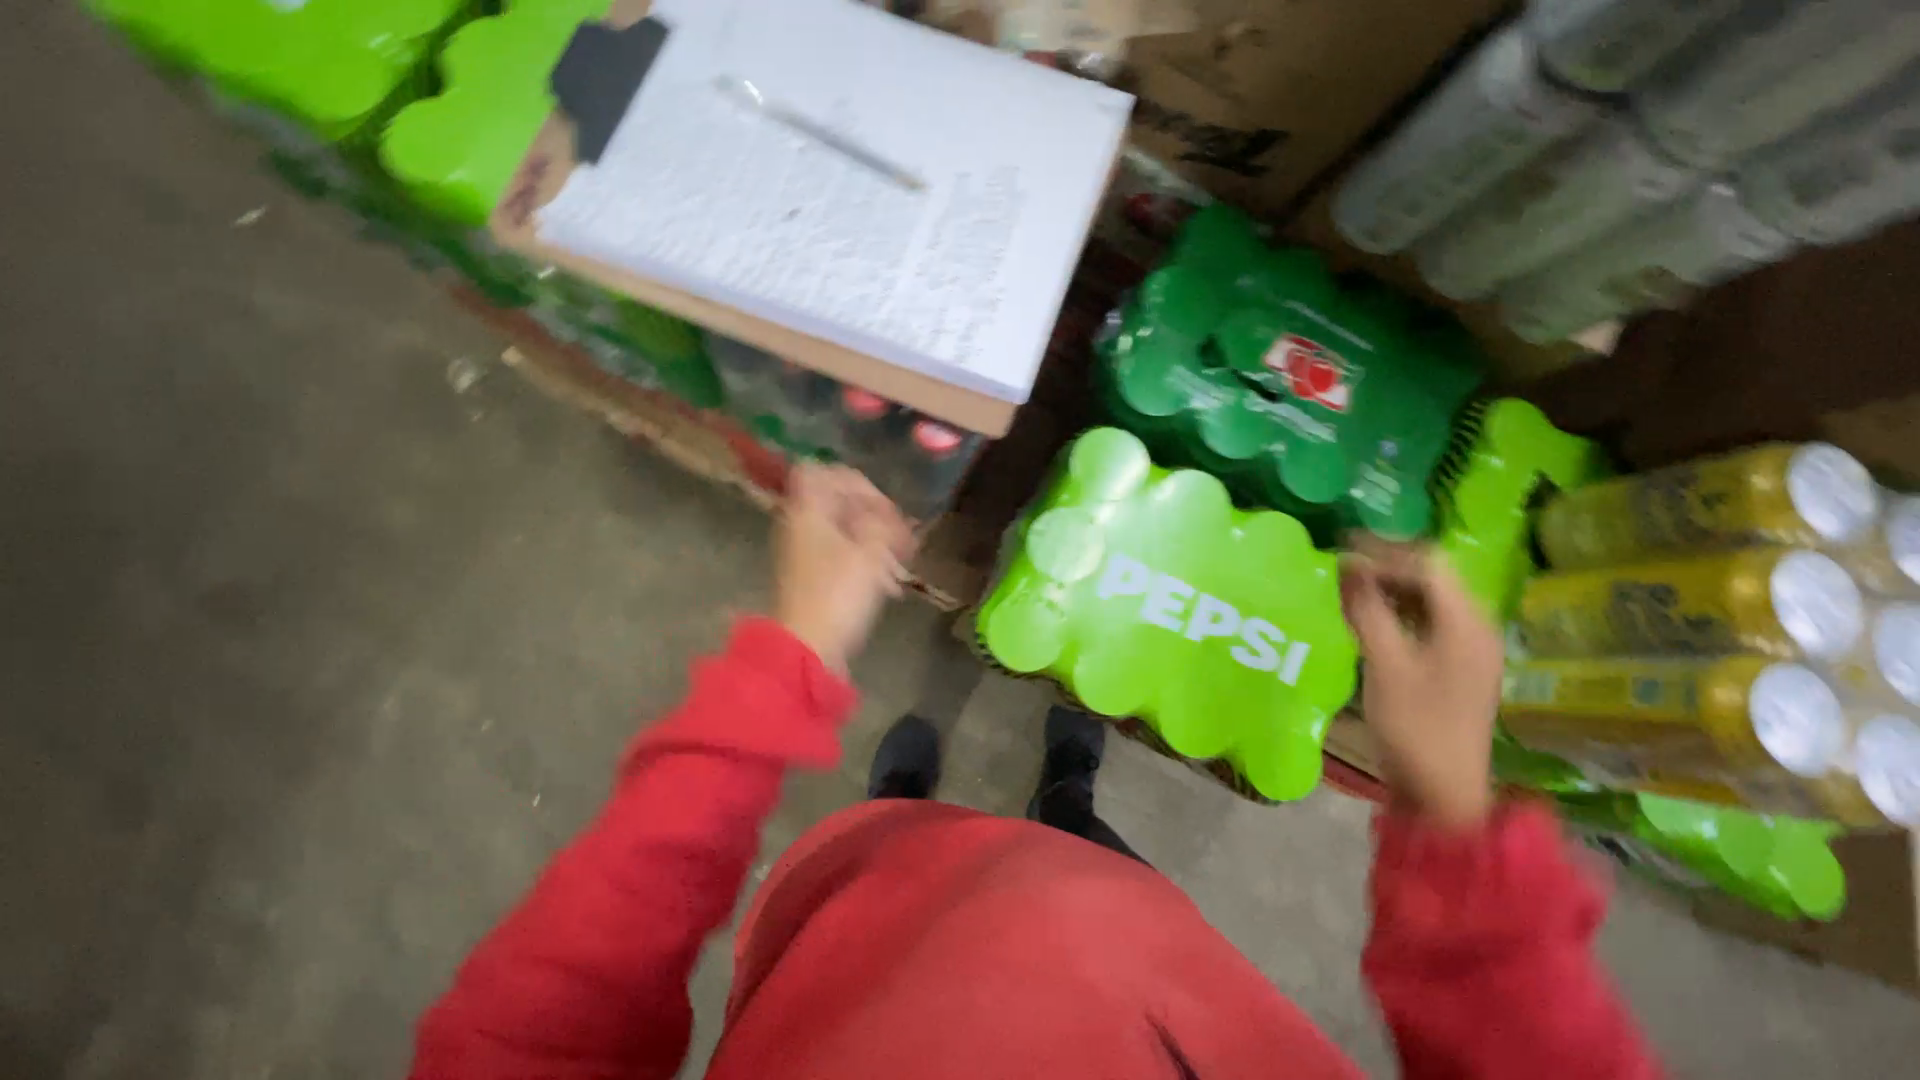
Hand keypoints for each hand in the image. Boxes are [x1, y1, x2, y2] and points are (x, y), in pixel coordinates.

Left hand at [775, 464, 916, 671]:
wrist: (808, 647)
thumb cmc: (837, 595)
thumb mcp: (871, 551)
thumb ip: (883, 523)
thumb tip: (887, 518)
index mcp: (808, 510)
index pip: (824, 472)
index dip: (857, 482)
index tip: (883, 505)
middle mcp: (801, 525)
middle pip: (839, 503)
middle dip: (875, 516)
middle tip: (902, 536)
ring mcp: (804, 553)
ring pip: (844, 531)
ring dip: (875, 541)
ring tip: (901, 561)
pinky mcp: (813, 578)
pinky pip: (842, 556)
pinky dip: (866, 562)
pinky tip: (888, 583)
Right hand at [1339, 537, 1501, 828]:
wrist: (1443, 793)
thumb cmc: (1414, 728)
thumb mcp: (1385, 665)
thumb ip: (1366, 610)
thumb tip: (1346, 563)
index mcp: (1467, 623)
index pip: (1428, 563)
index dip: (1385, 550)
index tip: (1341, 546)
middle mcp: (1477, 627)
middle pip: (1433, 576)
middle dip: (1387, 565)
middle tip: (1342, 565)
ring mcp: (1470, 648)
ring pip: (1430, 599)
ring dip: (1392, 588)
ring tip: (1349, 588)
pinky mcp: (1458, 667)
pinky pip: (1430, 621)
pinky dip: (1399, 611)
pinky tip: (1370, 619)